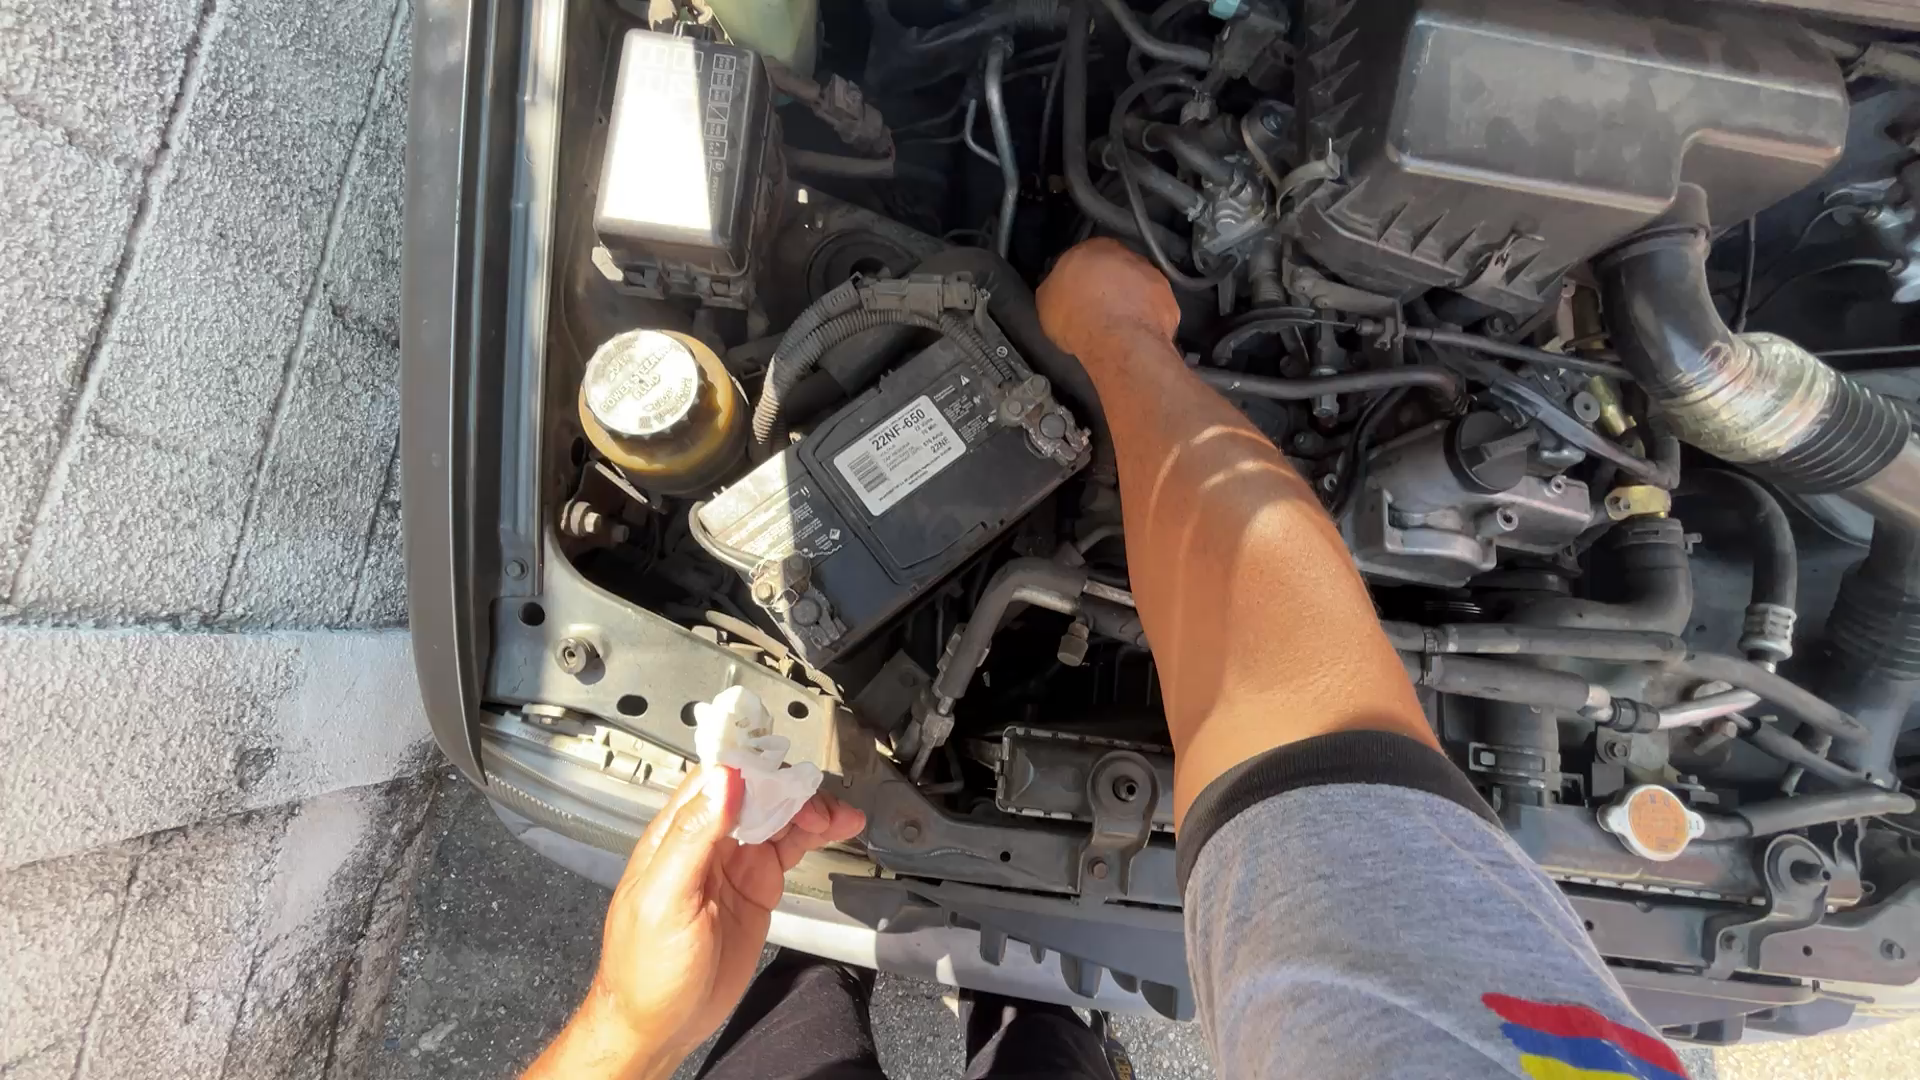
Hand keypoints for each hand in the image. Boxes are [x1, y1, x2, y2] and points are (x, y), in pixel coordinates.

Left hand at [525, 766, 865, 1078]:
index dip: (754, 766)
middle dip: (792, 790)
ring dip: (812, 808)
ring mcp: (736, 859)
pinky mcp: (758, 881)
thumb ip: (693, 836)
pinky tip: (836, 827)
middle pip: (758, 791)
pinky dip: (817, 832)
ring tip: (840, 817)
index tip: (784, 766)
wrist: (660, 1027)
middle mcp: (708, 838)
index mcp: (677, 833)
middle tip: (818, 809)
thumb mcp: (665, 900)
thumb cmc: (644, 970)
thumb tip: (724, 779)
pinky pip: (792, 843)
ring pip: (780, 814)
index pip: (718, 777)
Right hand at [1036, 237, 1180, 363]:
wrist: (1114, 338)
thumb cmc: (1078, 317)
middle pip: (1114, 267)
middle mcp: (1124, 254)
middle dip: (1106, 286)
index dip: (1078, 276)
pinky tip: (1132, 333)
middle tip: (1094, 310)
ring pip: (1137, 284)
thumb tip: (1053, 291)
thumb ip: (1053, 288)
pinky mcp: (1166, 297)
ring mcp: (1149, 274)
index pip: (1083, 255)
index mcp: (1090, 247)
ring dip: (1128, 300)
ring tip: (1114, 325)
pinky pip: (1154, 305)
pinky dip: (1146, 316)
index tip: (1074, 292)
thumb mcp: (1046, 301)